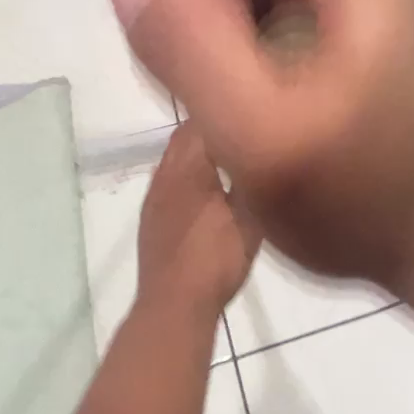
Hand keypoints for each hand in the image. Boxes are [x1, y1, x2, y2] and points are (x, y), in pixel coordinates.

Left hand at [136, 122, 261, 317]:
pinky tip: (205, 189)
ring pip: (174, 157)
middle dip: (210, 127)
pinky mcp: (151, 217)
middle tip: (243, 128)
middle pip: (184, 136)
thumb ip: (252, 181)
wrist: (173, 304)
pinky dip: (187, 172)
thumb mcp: (250, 219)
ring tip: (228, 155)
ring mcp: (155, 196)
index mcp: (191, 167)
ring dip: (196, 150)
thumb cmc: (217, 259)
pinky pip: (169, 179)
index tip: (252, 109)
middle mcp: (167, 174)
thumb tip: (262, 152)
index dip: (227, 112)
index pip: (203, 123)